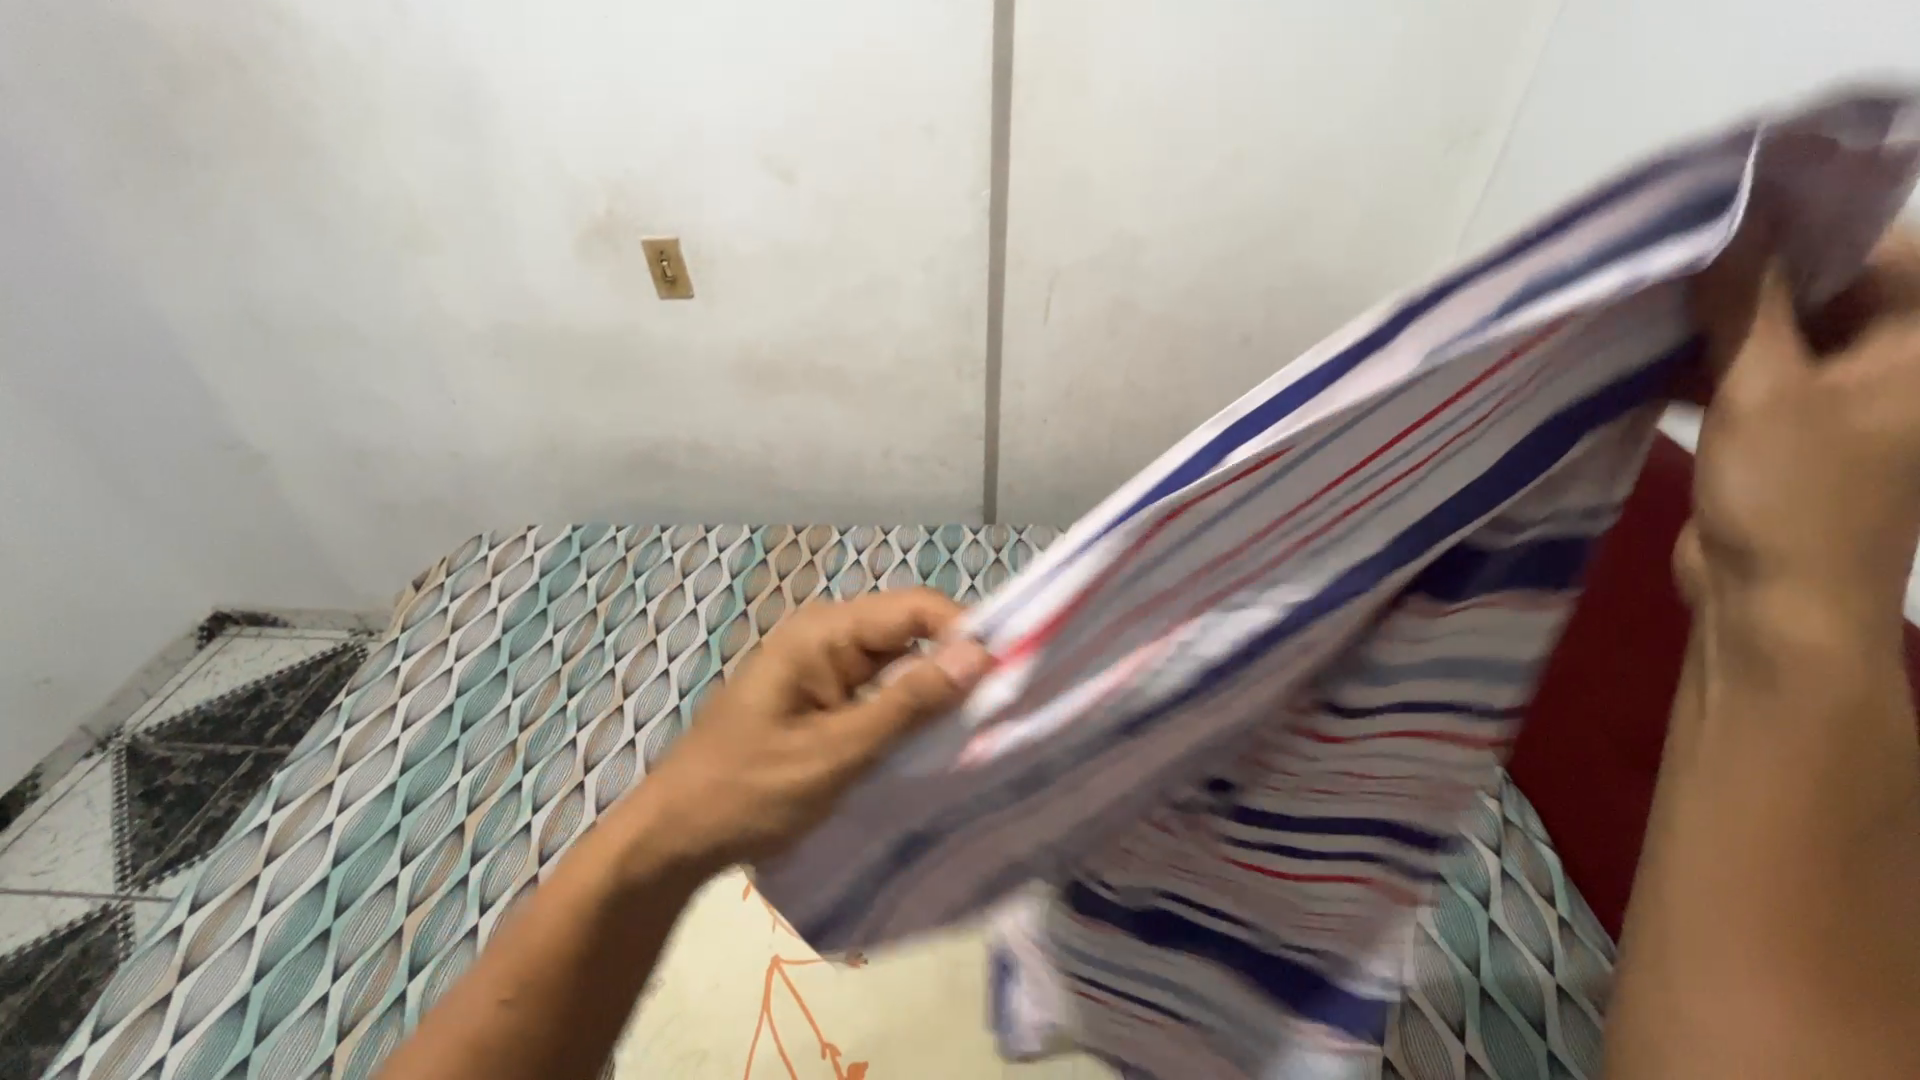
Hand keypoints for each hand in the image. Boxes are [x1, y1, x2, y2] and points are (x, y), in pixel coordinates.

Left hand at [628, 588, 990, 870]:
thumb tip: (980, 654)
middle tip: (1001, 708)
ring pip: (898, 666)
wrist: (675, 837)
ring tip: (979, 727)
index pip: (914, 609)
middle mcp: (826, 639)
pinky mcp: (823, 702)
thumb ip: (909, 702)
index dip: (964, 632)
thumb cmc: (750, 790)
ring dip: (934, 694)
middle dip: (954, 666)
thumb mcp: (837, 751)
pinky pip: (879, 694)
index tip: (1008, 674)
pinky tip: (936, 742)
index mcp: (823, 634)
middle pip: (909, 634)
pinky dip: (908, 714)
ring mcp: (823, 671)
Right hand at [1679, 225, 1919, 626]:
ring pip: (1770, 337)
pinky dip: (1700, 370)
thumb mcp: (1762, 390)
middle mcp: (1892, 362)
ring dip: (1707, 329)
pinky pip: (1745, 379)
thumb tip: (1729, 221)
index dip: (1790, 230)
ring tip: (1638, 310)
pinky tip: (1642, 362)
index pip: (1866, 250)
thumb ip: (1744, 304)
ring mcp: (1838, 400)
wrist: (1774, 602)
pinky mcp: (1786, 434)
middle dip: (1736, 281)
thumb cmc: (1790, 494)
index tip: (1710, 216)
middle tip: (1660, 263)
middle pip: (1814, 292)